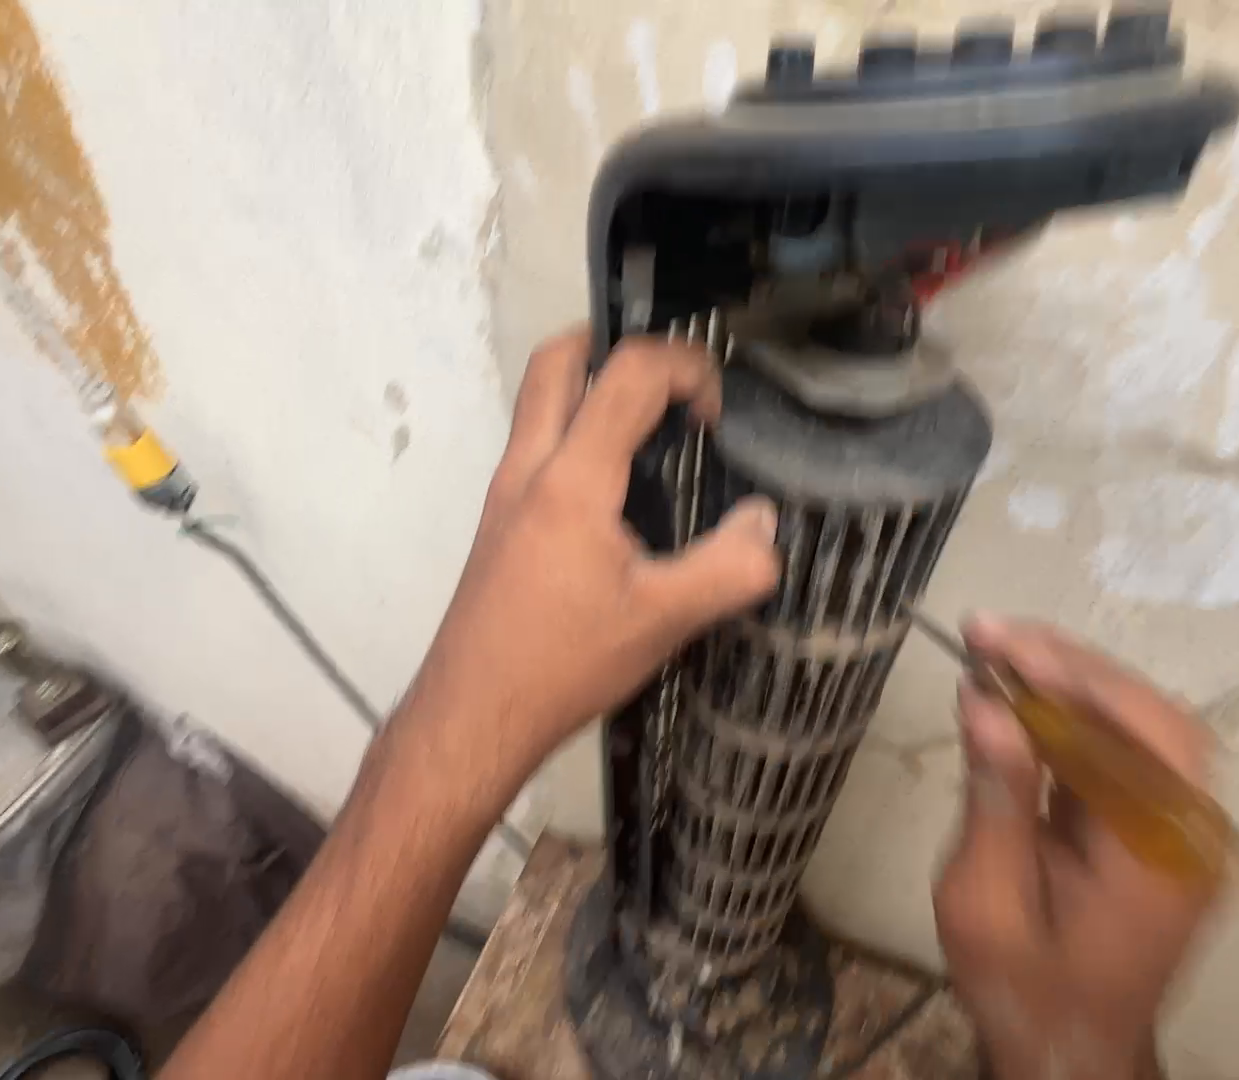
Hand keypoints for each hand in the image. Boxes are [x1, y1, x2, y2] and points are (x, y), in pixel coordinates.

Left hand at [402, 330, 779, 782]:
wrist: (472, 713)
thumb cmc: (564, 663)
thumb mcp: (663, 621)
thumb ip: (728, 568)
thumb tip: (765, 523)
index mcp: (572, 479)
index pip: (628, 375)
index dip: (685, 368)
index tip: (717, 415)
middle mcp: (527, 468)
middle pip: (556, 361)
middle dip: (615, 347)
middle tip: (667, 383)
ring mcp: (503, 493)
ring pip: (537, 401)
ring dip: (589, 386)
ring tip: (648, 426)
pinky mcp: (497, 522)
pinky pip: (534, 444)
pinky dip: (574, 429)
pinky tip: (613, 489)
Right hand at [934, 617, 1221, 1079]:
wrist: (1066, 1048)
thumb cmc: (1021, 984)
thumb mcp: (986, 900)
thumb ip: (996, 800)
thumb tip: (984, 702)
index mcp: (1162, 859)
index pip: (1149, 738)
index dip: (1079, 679)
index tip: (1001, 645)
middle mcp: (1185, 832)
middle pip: (1148, 717)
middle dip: (1065, 664)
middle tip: (983, 631)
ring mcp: (1170, 825)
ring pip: (1131, 722)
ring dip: (1060, 677)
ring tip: (989, 647)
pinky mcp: (1142, 821)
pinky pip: (1109, 746)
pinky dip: (1059, 708)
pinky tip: (1010, 690)